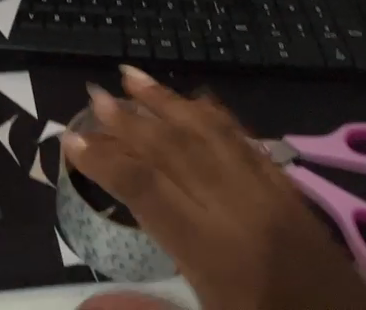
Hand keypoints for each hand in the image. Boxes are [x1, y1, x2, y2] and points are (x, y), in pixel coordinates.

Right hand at [63, 66, 365, 309]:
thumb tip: (86, 304)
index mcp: (213, 254)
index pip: (147, 190)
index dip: (106, 162)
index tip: (73, 140)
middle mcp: (238, 212)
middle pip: (175, 150)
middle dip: (131, 120)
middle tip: (96, 94)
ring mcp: (269, 198)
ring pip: (210, 135)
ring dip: (168, 103)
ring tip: (134, 78)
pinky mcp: (292, 197)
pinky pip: (248, 143)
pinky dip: (217, 117)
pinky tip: (199, 102)